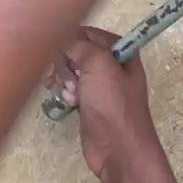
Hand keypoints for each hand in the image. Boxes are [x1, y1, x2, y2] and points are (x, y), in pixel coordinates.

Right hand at [53, 27, 159, 182]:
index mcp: (119, 49)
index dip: (71, 42)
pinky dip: (66, 94)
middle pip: (75, 52)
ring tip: (71, 95)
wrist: (119, 149)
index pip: (87, 33)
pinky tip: (68, 104)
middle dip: (67, 64)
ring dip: (65, 81)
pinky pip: (71, 89)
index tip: (63, 55)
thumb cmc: (112, 103)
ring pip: (70, 71)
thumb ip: (78, 45)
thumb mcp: (98, 64)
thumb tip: (63, 39)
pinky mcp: (89, 103)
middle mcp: (110, 64)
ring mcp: (100, 85)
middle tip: (72, 80)